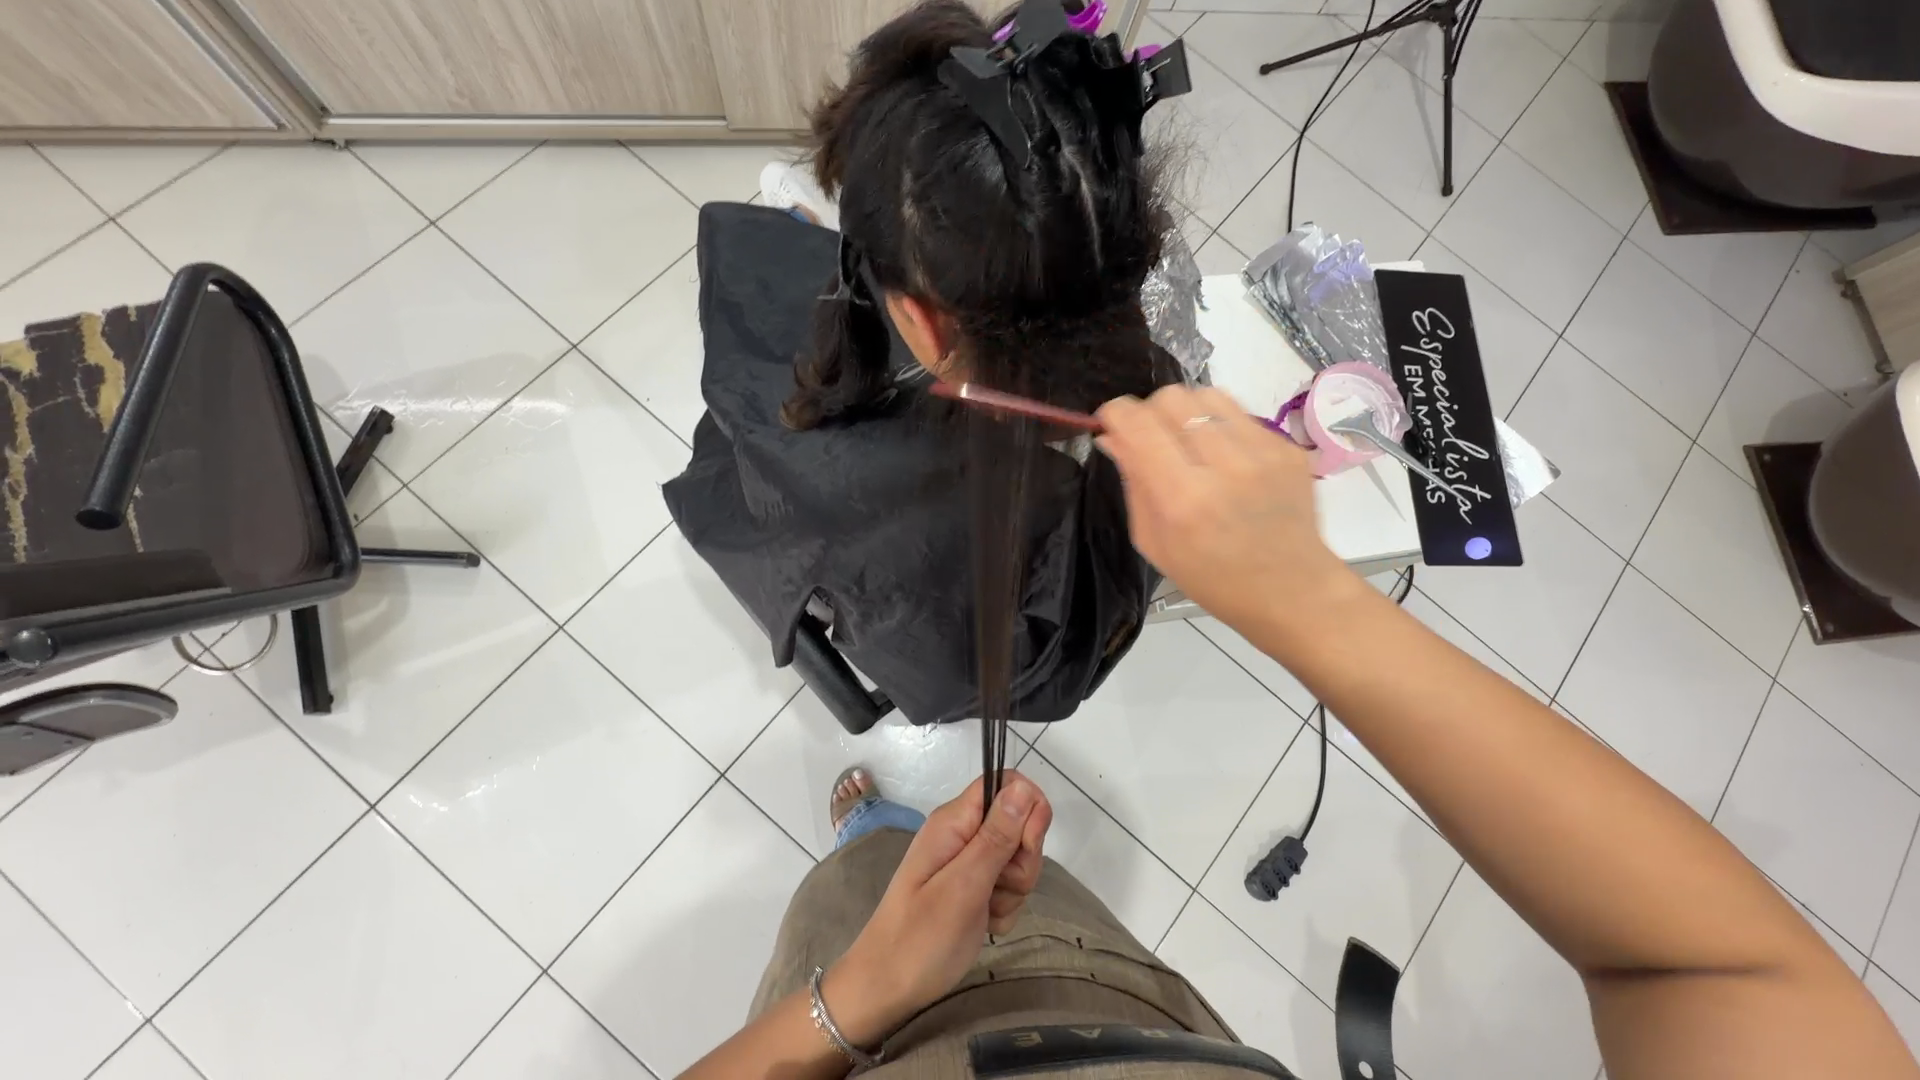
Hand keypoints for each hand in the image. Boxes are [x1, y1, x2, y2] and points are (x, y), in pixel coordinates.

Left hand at [824, 772, 1051, 1045]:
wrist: (886, 988)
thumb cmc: (919, 938)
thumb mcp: (963, 886)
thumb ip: (996, 837)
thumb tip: (1022, 787)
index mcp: (954, 822)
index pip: (1004, 783)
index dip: (1027, 807)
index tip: (1027, 845)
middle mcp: (961, 833)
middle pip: (1018, 823)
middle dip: (1023, 859)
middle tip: (998, 889)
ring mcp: (966, 862)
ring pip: (1016, 859)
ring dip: (1014, 889)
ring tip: (986, 912)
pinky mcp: (973, 889)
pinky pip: (1007, 887)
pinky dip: (1005, 908)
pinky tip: (986, 925)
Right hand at [1096, 385, 1363, 631]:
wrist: (1292, 591)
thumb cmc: (1213, 578)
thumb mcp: (1154, 543)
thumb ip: (1133, 482)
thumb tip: (1112, 436)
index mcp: (1182, 498)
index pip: (1138, 424)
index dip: (1116, 413)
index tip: (1110, 420)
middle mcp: (1224, 466)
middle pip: (1172, 398)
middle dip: (1150, 410)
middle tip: (1151, 436)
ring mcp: (1262, 452)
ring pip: (1206, 395)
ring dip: (1186, 411)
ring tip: (1187, 440)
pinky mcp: (1286, 447)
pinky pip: (1239, 414)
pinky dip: (1220, 427)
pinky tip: (1223, 457)